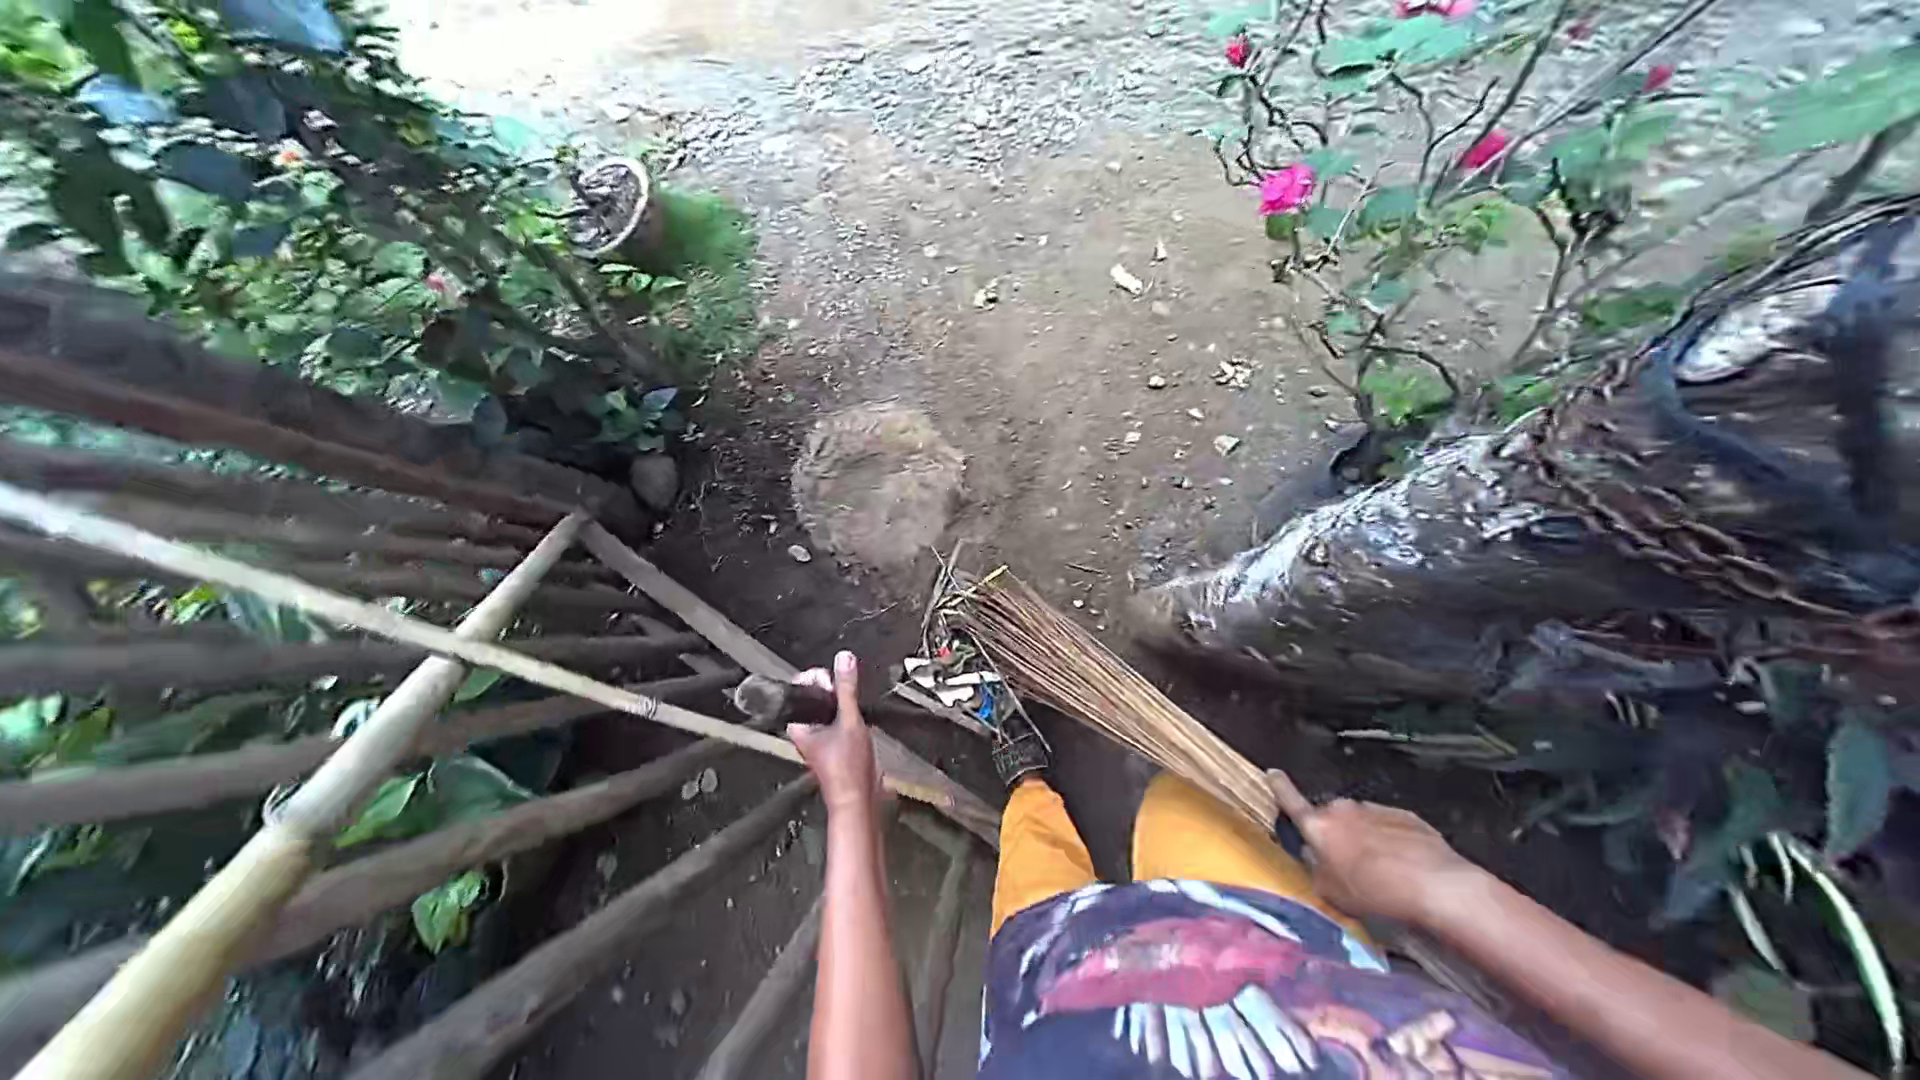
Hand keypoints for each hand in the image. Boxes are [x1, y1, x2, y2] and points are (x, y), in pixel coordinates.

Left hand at [789, 651, 880, 813]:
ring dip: (846, 704)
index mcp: (799, 724)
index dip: (820, 679)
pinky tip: (861, 726)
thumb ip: (847, 688)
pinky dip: (852, 716)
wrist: (860, 799)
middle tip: (846, 704)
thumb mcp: (849, 720)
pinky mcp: (836, 743)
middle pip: (819, 693)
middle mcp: (806, 730)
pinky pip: (843, 718)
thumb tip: (844, 660)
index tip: (834, 685)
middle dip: (836, 691)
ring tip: (854, 716)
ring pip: (833, 706)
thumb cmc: (847, 770)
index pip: (802, 684)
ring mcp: (821, 736)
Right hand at [1267, 769, 1485, 925]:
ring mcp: (1376, 809)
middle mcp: (1342, 809)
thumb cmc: (1375, 892)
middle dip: (1335, 833)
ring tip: (1382, 869)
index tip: (1273, 772)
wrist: (1438, 886)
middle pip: (1331, 817)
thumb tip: (1317, 859)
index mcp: (1318, 826)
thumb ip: (1317, 870)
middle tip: (1346, 861)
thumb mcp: (1332, 893)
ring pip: (1361, 821)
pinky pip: (1390, 827)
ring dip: (1364, 838)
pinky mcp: (1407, 816)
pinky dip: (1392, 841)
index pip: (1290, 799)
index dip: (1279, 786)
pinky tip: (1406, 866)